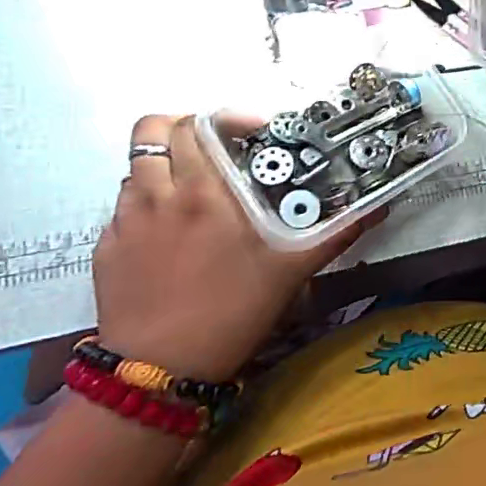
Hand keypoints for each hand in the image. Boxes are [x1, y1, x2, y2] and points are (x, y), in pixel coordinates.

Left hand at [91, 114, 374, 380]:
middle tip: (218, 150)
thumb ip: (335, 234)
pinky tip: (172, 235)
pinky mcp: (106, 248)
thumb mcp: (293, 271)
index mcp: (205, 193)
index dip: (221, 117)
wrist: (160, 368)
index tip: (250, 130)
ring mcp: (126, 221)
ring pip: (136, 166)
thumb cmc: (233, 312)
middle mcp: (159, 195)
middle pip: (154, 130)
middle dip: (187, 128)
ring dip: (165, 164)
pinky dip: (148, 204)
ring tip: (194, 189)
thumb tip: (378, 208)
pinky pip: (124, 207)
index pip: (196, 126)